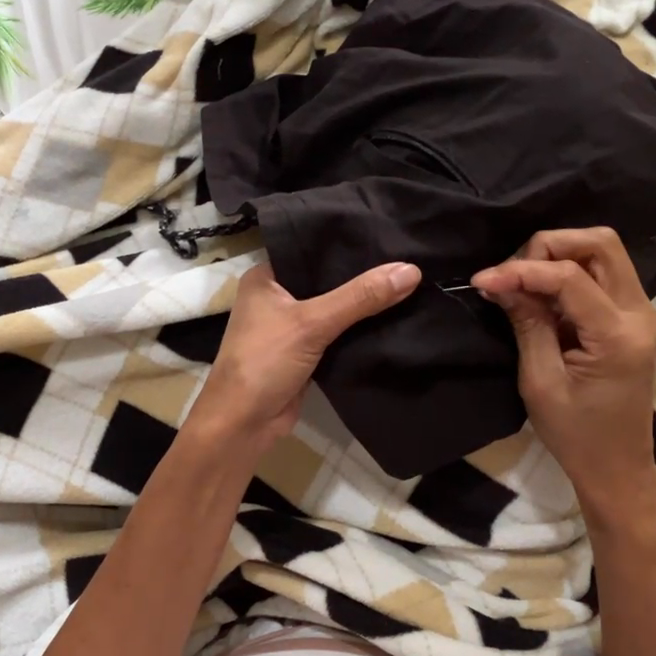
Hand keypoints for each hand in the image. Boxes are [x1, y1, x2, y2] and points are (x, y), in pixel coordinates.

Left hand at [187, 260, 420, 450]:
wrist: (244, 424)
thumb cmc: (264, 361)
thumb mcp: (312, 322)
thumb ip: (361, 297)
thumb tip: (412, 270)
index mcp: (266, 277)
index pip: (312, 250)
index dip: (348, 241)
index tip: (389, 230)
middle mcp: (277, 297)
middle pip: (327, 279)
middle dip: (362, 275)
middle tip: (408, 257)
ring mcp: (291, 327)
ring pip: (335, 308)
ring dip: (364, 304)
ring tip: (412, 280)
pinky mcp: (306, 353)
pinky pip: (338, 333)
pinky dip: (360, 329)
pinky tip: (395, 316)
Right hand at [471, 228, 655, 501]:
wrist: (615, 465)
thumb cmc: (575, 434)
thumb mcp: (540, 381)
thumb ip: (527, 323)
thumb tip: (500, 281)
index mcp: (617, 335)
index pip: (569, 277)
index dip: (521, 270)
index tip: (482, 280)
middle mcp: (639, 313)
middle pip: (600, 244)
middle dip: (549, 246)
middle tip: (511, 273)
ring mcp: (641, 313)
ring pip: (603, 253)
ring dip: (559, 256)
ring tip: (521, 283)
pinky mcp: (631, 318)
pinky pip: (602, 274)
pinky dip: (567, 273)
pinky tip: (538, 294)